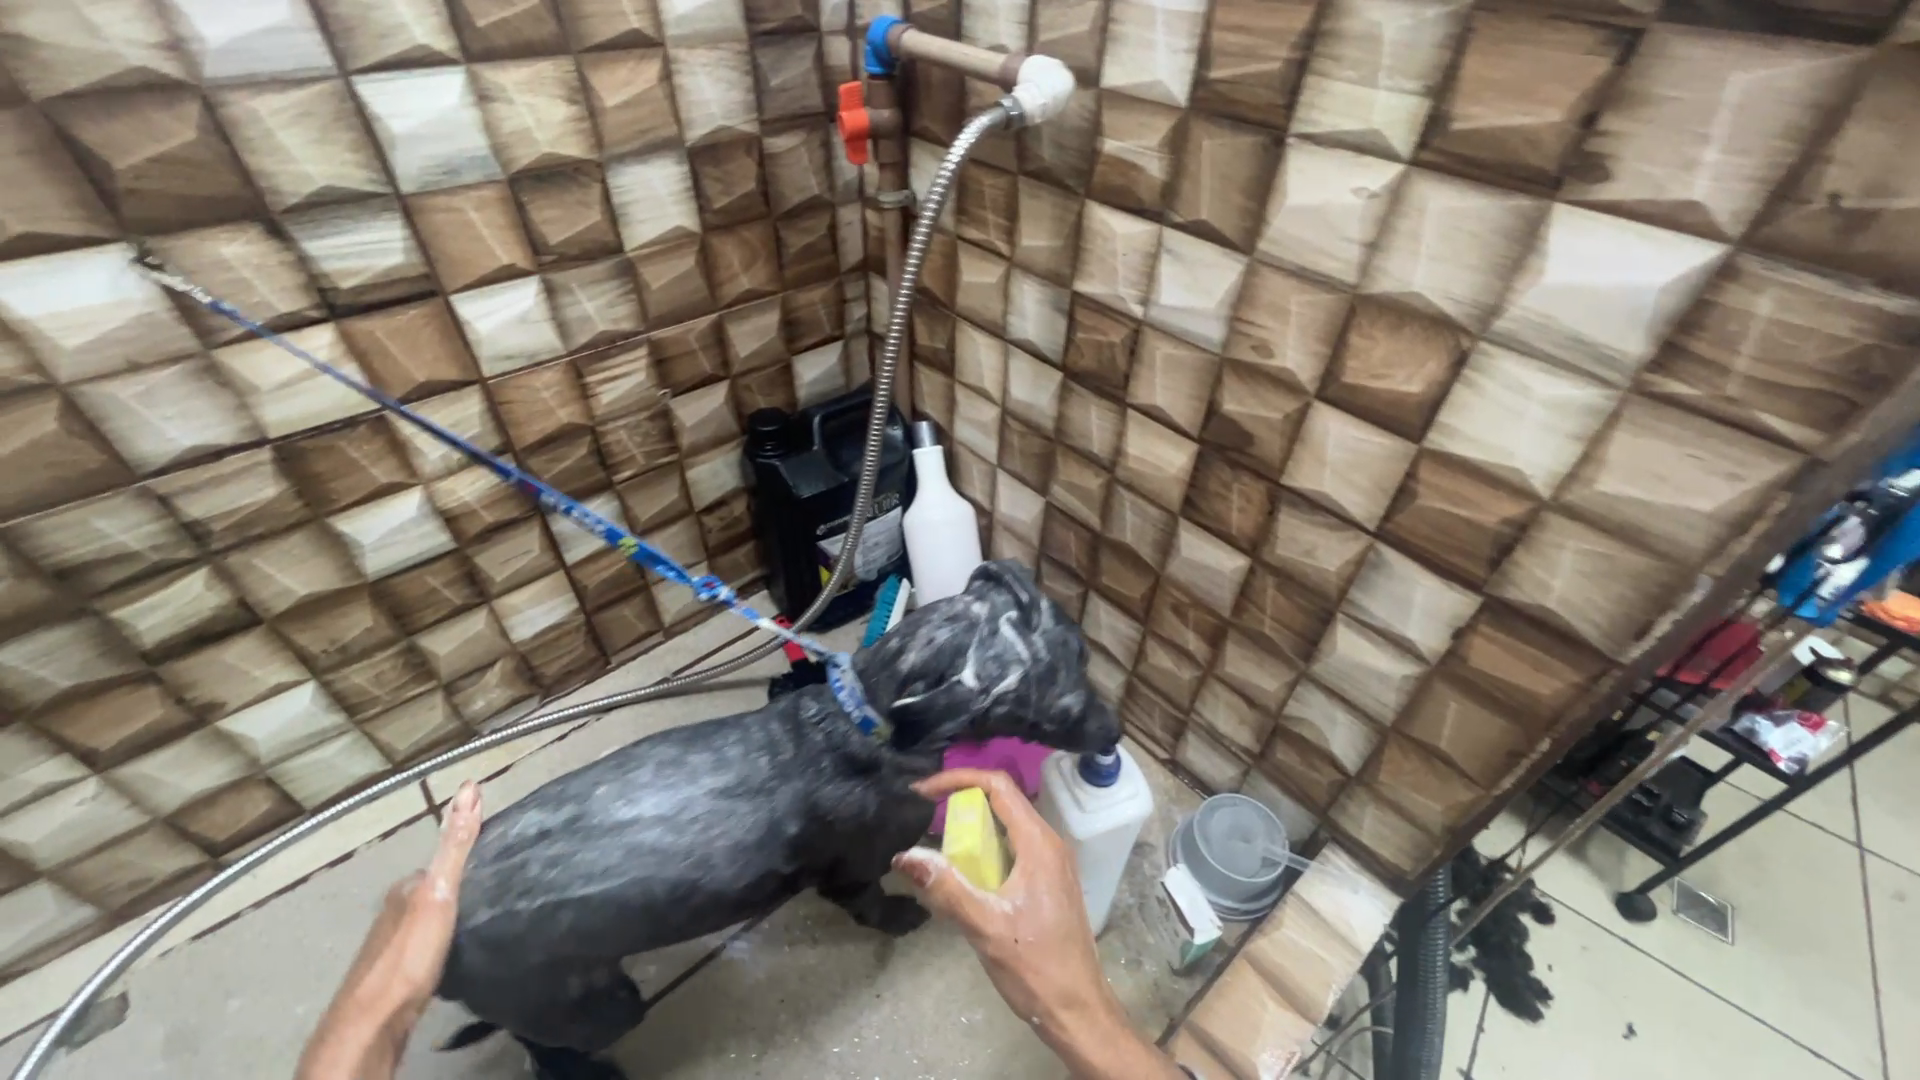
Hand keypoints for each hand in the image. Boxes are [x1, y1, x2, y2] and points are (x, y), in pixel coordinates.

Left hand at [297, 782, 481, 1079]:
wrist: (371, 1026)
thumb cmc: (408, 955)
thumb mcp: (439, 892)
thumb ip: (455, 844)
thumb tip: (470, 785)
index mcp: (404, 890)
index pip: (441, 863)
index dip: (469, 858)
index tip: (500, 858)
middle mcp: (393, 913)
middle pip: (432, 890)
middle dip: (461, 887)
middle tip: (500, 888)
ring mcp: (390, 946)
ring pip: (428, 920)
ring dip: (452, 916)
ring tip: (485, 918)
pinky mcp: (395, 977)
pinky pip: (426, 946)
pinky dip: (443, 942)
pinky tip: (457, 952)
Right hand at [893, 769, 1182, 1079]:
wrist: (1078, 1011)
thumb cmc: (1036, 967)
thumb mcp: (985, 927)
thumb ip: (946, 888)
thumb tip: (904, 855)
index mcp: (1039, 843)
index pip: (999, 785)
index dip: (959, 779)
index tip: (923, 792)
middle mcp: (1049, 843)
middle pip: (1003, 800)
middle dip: (962, 801)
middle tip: (923, 816)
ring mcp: (1052, 862)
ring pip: (1007, 825)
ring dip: (973, 827)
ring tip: (937, 842)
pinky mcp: (1048, 882)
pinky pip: (1013, 847)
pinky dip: (986, 848)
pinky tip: (965, 873)